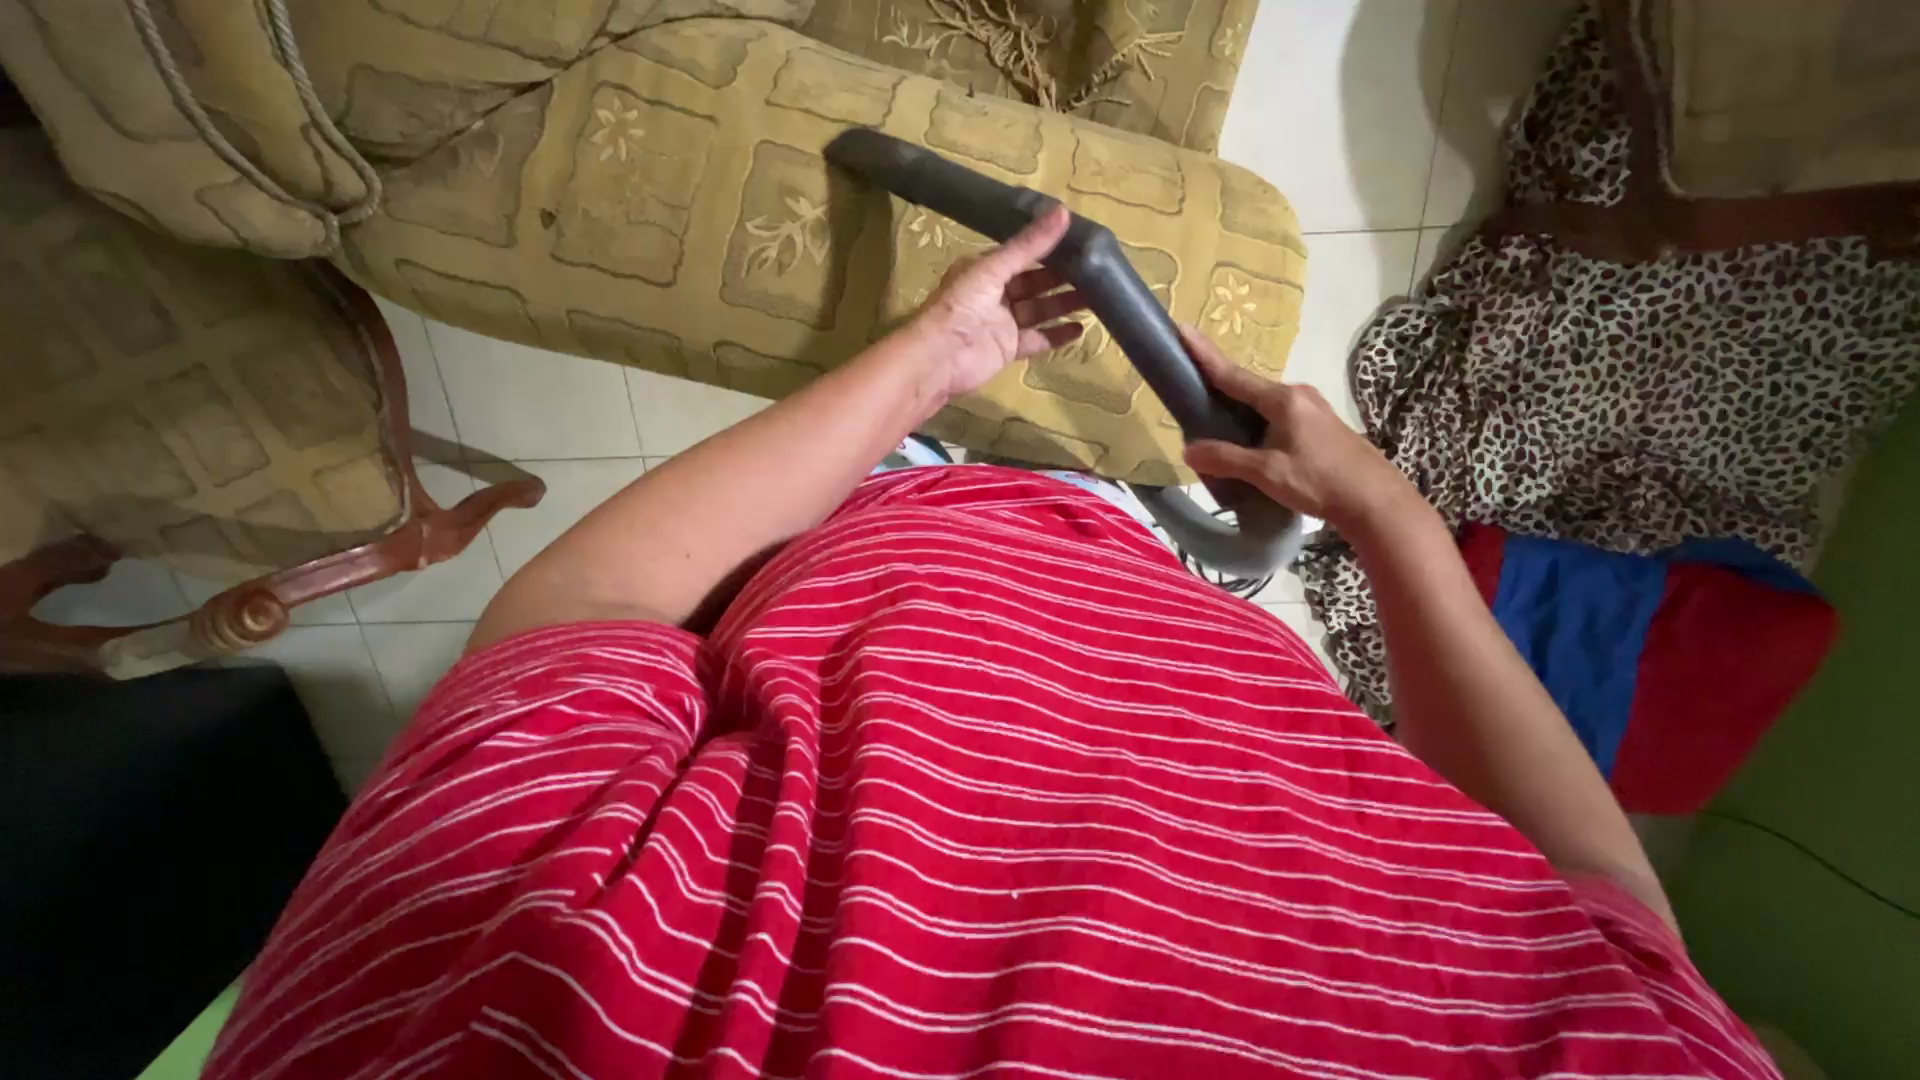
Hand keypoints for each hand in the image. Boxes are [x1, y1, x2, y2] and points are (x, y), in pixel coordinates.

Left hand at [906, 203, 1087, 398]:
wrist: (940, 357)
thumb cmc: (961, 306)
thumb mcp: (993, 268)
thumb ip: (1029, 245)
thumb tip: (1064, 211)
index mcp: (985, 269)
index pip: (1022, 254)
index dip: (1048, 249)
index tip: (1080, 243)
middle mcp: (994, 293)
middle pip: (1034, 283)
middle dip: (1061, 278)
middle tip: (1096, 271)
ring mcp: (1002, 323)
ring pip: (1039, 310)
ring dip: (1063, 304)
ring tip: (1096, 298)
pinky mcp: (1008, 348)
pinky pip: (1037, 339)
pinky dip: (1056, 335)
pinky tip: (1079, 329)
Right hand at [1178, 324, 1424, 536]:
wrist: (1375, 501)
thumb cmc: (1319, 481)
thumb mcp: (1267, 473)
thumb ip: (1226, 458)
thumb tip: (1189, 450)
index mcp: (1282, 399)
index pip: (1233, 374)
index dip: (1204, 354)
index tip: (1183, 329)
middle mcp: (1298, 395)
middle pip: (1248, 388)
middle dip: (1219, 388)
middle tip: (1189, 392)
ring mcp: (1312, 408)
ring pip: (1263, 405)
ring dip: (1238, 411)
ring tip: (1214, 425)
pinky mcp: (1320, 426)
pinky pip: (1277, 416)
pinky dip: (1256, 423)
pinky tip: (1249, 442)